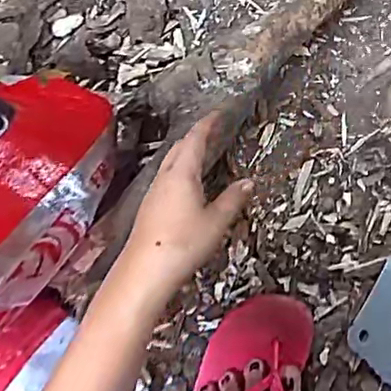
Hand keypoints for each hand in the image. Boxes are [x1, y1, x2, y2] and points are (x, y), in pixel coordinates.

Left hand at [114, 114, 254, 305]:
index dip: (206, 124)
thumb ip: (233, 199)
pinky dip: (179, 172)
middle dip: (195, 137)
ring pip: (170, 164)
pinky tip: (187, 185)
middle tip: (212, 131)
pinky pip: (166, 180)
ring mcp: (153, 195)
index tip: (217, 114)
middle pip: (178, 148)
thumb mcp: (216, 221)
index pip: (194, 139)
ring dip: (185, 154)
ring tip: (202, 154)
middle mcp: (164, 179)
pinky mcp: (148, 212)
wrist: (142, 276)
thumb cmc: (182, 244)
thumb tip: (247, 182)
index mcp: (182, 173)